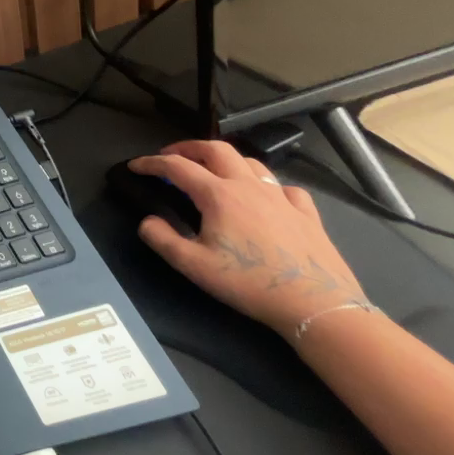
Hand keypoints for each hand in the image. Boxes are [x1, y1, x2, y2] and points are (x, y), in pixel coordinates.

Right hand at [131, 140, 364, 339]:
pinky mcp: (308, 216)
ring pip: (251, 163)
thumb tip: (149, 220)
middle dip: (188, 147)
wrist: (319, 307)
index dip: (150, 162)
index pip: (176, 166)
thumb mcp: (191, 265)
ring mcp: (283, 199)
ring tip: (213, 172)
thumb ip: (160, 237)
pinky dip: (267, 186)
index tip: (135, 166)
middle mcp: (250, 188)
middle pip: (216, 149)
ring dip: (225, 161)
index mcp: (219, 195)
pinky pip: (285, 188)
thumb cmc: (250, 283)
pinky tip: (265, 199)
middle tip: (171, 156)